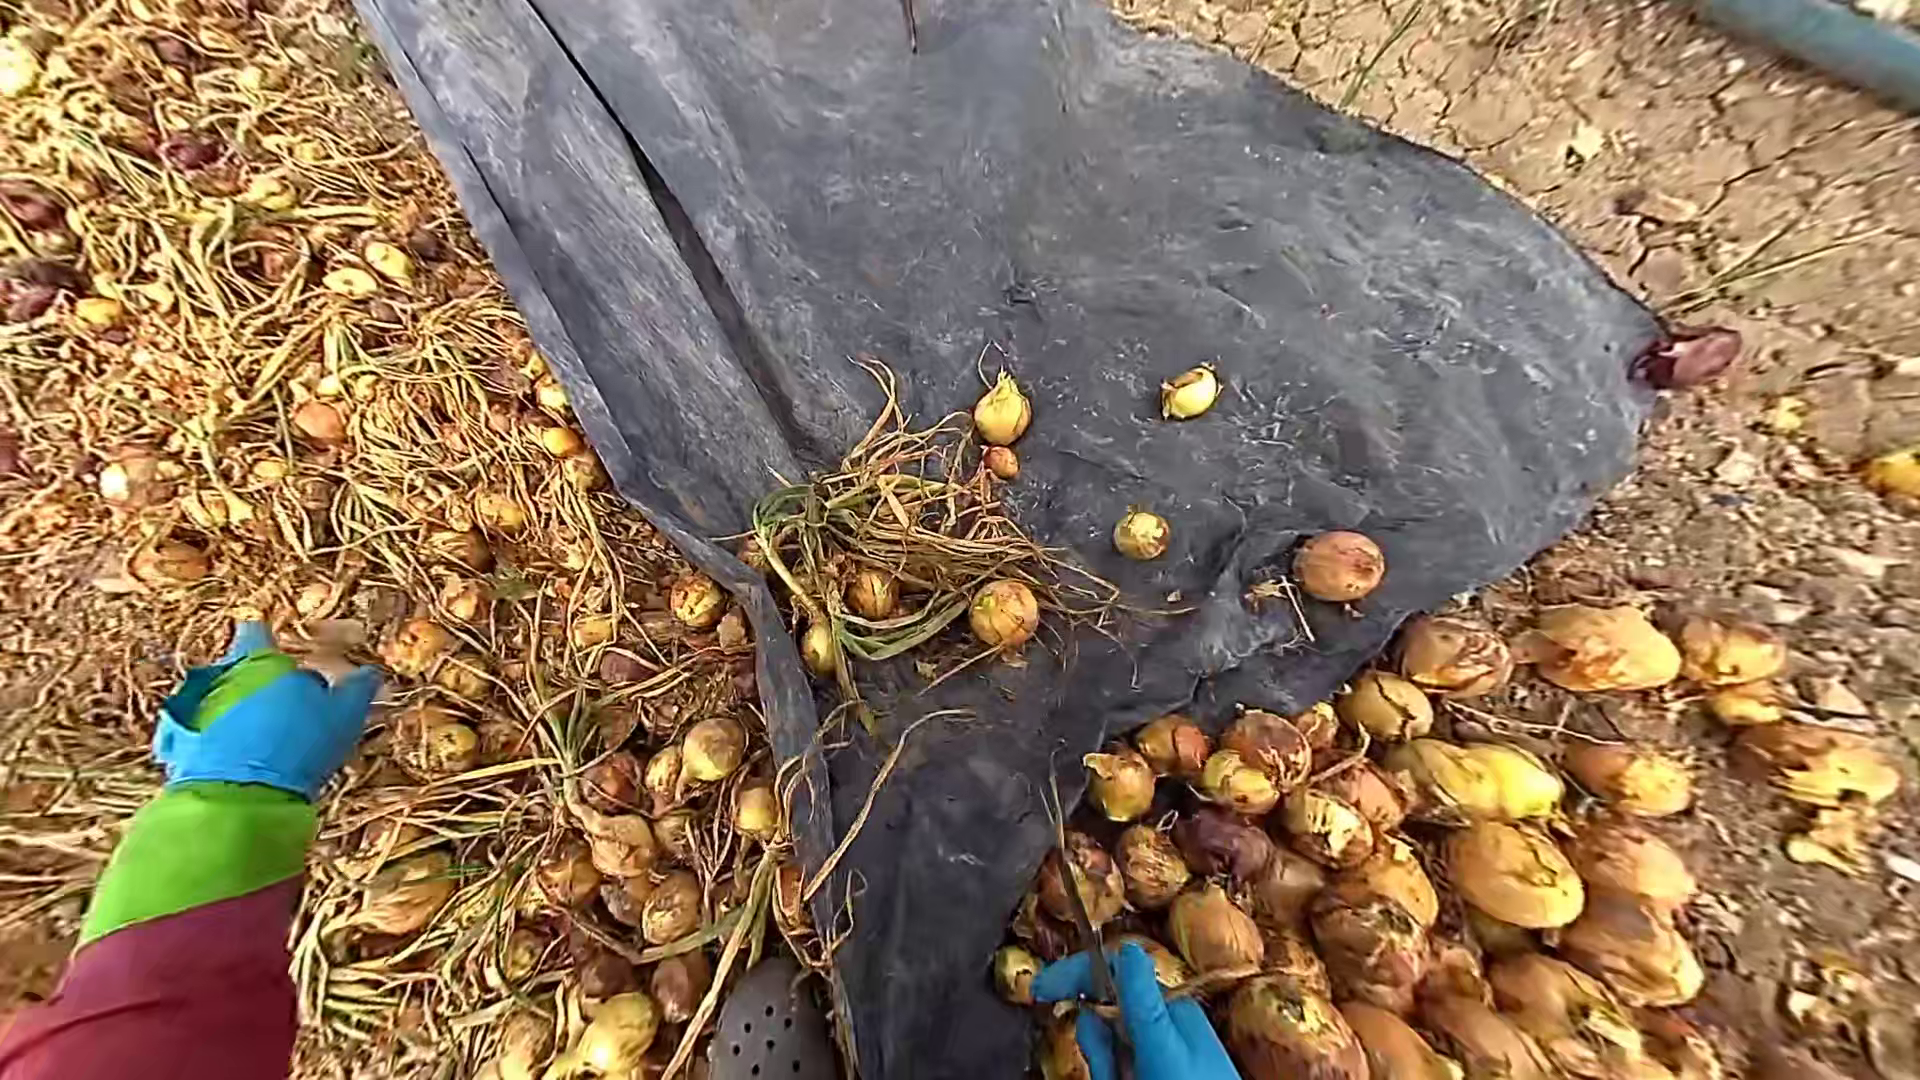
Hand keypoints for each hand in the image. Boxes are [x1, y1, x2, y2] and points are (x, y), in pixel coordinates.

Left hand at [152, 621, 381, 799]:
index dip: (265, 632)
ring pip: (222, 697)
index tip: (270, 630)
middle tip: (288, 688)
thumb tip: (369, 672)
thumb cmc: (302, 740)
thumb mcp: (349, 710)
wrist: (241, 795)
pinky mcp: (179, 745)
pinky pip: (205, 727)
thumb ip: (359, 686)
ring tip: (272, 722)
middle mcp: (218, 680)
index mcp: (260, 664)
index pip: (257, 633)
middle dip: (261, 674)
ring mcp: (192, 713)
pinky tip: (246, 747)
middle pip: (239, 667)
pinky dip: (223, 731)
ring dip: (243, 703)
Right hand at [1032, 943, 1240, 1079]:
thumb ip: (1143, 1002)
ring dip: (1108, 1071)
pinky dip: (1115, 1078)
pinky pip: (1119, 1071)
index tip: (1041, 989)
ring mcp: (1159, 1059)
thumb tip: (1126, 947)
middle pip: (1106, 1017)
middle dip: (1098, 1047)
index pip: (1114, 970)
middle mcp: (1163, 1028)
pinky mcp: (1156, 1074)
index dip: (1074, 973)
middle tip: (1113, 1076)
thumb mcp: (1165, 1050)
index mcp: (1169, 1009)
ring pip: (1110, 1051)